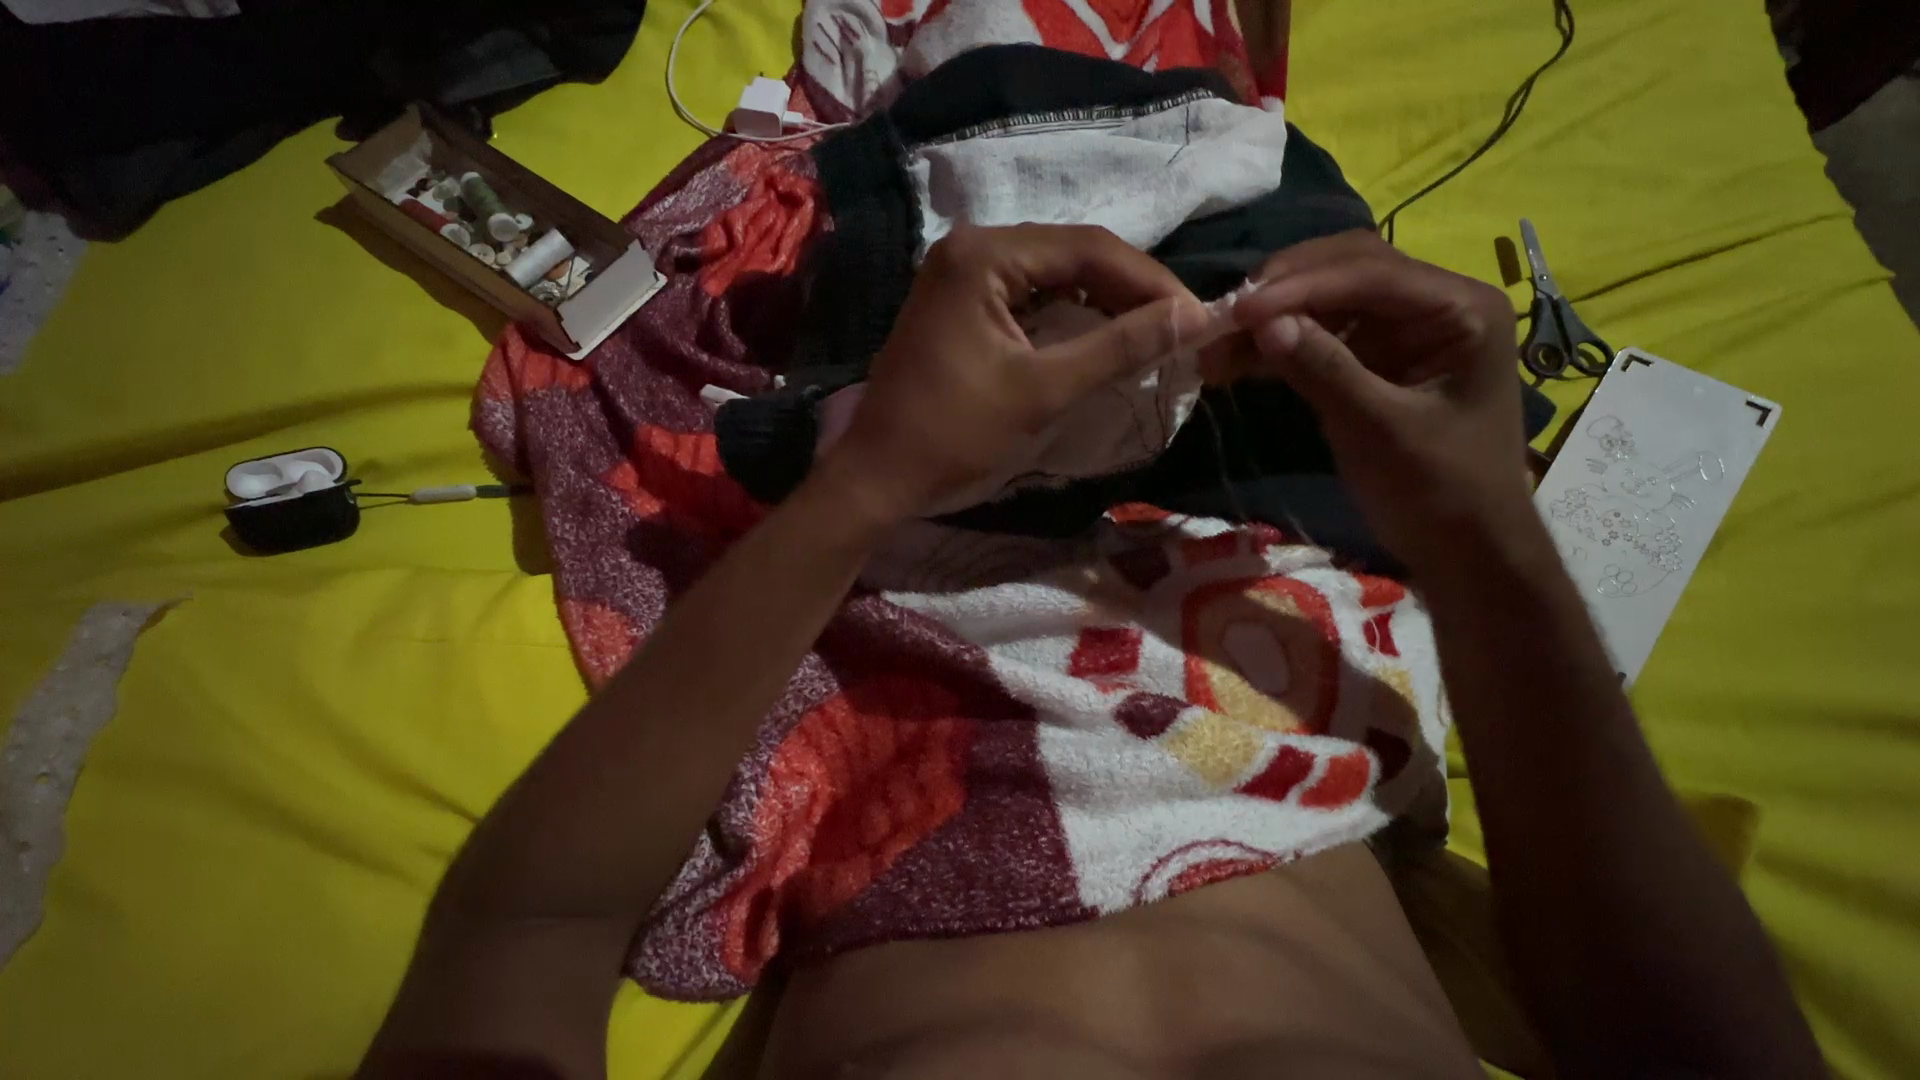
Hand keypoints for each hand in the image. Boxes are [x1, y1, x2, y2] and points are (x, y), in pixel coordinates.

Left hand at [814, 223, 1209, 524]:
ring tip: (1151, 332)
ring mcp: (961, 274)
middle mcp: (971, 247)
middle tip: (1180, 326)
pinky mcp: (959, 303)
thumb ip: (1120, 348)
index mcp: (985, 255)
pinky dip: (1068, 315)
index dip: (1151, 281)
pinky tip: (1101, 336)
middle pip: (1072, 254)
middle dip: (1130, 290)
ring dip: (1103, 301)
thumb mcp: (1043, 391)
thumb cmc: (954, 434)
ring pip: (1053, 274)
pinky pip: (1029, 295)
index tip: (1197, 317)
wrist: (879, 476)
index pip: (1090, 248)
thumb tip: (1194, 317)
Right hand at [1212, 230, 1536, 574]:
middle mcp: (1433, 305)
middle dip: (1283, 290)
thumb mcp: (1379, 430)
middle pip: (1347, 270)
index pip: (1371, 274)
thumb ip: (1324, 370)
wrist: (1464, 549)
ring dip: (1272, 319)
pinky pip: (1319, 337)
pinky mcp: (1374, 361)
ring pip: (1326, 301)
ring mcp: (1402, 332)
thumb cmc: (1440, 490)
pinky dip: (1278, 347)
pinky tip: (1235, 361)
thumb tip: (1262, 325)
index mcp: (1460, 309)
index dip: (1301, 287)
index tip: (1239, 311)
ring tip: (1216, 344)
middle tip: (1224, 317)